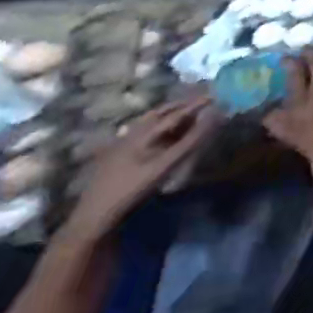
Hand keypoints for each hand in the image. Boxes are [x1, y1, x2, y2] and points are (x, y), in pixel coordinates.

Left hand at [67, 96, 217, 237]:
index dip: (198, 104)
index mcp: (141, 134)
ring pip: (148, 123)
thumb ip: (194, 138)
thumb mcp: (167, 164)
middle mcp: (129, 135)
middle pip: (158, 114)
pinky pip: (142, 133)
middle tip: (204, 100)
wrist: (93, 216)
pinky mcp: (117, 156)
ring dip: (170, 115)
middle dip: (182, 105)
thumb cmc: (133, 188)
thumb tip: (219, 113)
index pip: (175, 113)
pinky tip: (165, 132)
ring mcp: (120, 146)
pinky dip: (159, 126)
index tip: (218, 95)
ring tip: (188, 113)